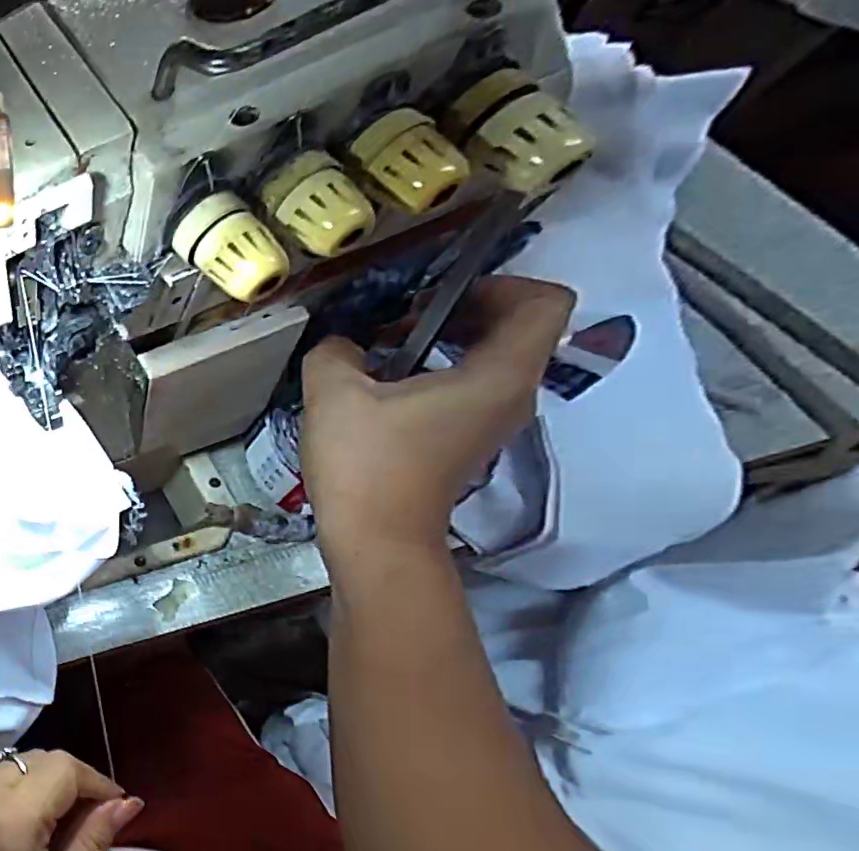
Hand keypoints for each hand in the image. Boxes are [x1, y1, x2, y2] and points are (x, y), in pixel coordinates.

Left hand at [0, 750, 143, 850]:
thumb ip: (93, 845)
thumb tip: (126, 804)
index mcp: (8, 815)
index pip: (65, 767)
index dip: (98, 782)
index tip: (117, 811)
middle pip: (40, 759)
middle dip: (73, 782)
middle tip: (87, 826)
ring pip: (15, 763)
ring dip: (43, 784)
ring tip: (53, 831)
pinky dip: (14, 788)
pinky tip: (19, 827)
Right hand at [301, 275, 573, 561]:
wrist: (374, 539)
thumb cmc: (365, 464)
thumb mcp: (333, 395)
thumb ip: (334, 353)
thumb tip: (342, 346)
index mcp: (500, 374)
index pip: (543, 300)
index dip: (495, 284)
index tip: (434, 298)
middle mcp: (512, 395)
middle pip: (514, 329)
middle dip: (459, 312)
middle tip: (399, 321)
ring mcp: (491, 424)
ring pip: (488, 361)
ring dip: (441, 345)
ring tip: (383, 355)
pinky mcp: (465, 444)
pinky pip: (467, 390)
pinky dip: (433, 376)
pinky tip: (382, 391)